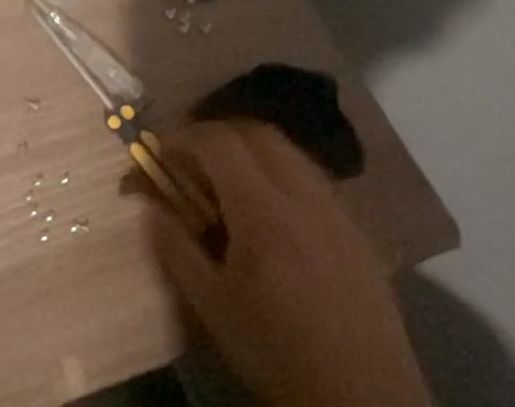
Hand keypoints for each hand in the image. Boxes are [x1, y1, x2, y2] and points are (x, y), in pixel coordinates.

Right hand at [154, 121, 430, 406]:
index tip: (159, 152)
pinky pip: (313, 179)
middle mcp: (306, 199)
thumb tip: (149, 204)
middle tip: (189, 161)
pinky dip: (281, 174)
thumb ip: (175, 247)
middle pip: (258, 134)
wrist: (364, 400)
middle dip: (217, 135)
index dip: (183, 136)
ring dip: (251, 151)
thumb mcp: (211, 306)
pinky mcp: (359, 231)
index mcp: (264, 214)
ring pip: (290, 152)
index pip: (220, 143)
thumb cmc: (277, 353)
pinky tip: (269, 213)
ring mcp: (339, 212)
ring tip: (226, 184)